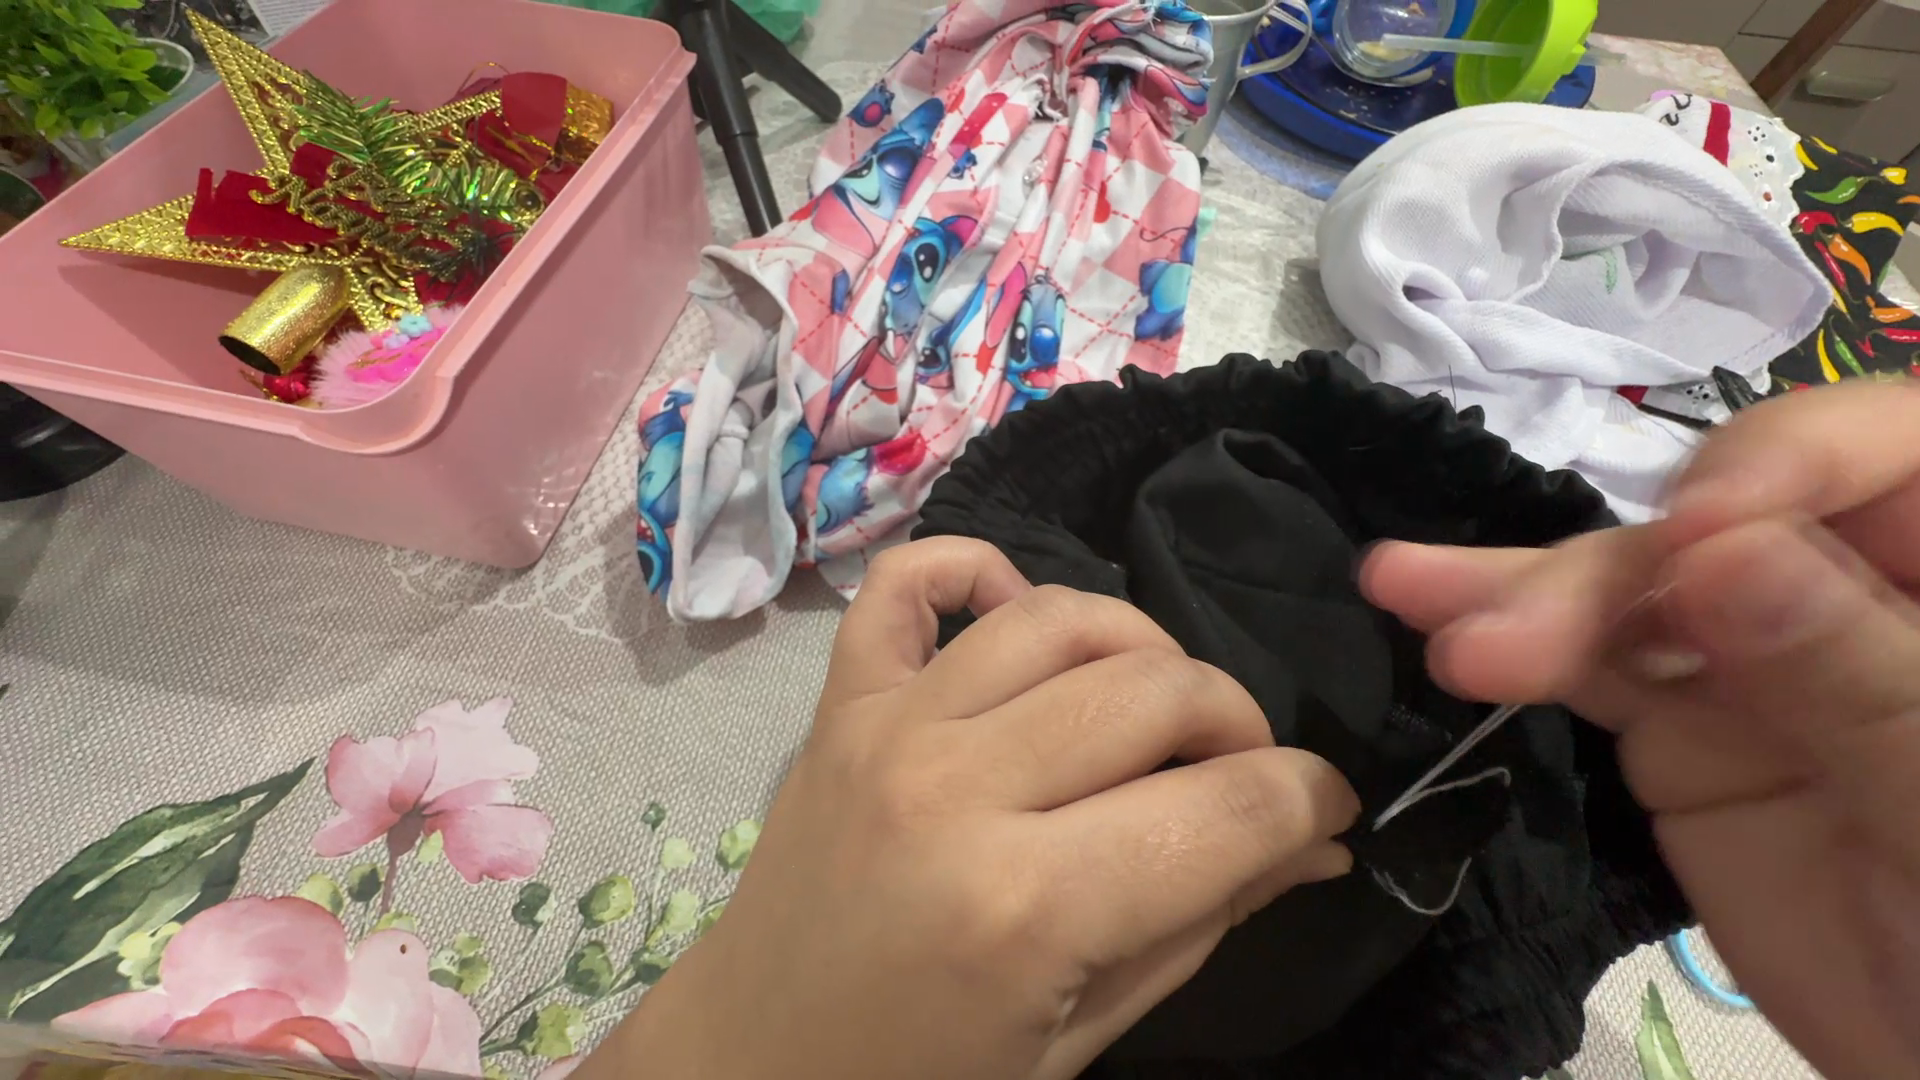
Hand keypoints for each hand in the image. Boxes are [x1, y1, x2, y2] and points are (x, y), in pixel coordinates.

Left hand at [578, 537, 1358, 1079]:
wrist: (758, 1057)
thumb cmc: (925, 1071)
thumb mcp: (1084, 1032)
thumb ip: (1203, 919)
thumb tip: (1313, 840)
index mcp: (1025, 907)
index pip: (1223, 808)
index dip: (1307, 795)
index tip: (1326, 802)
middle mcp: (957, 790)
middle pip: (1150, 690)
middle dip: (1236, 717)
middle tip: (1241, 761)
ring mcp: (890, 726)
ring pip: (1053, 617)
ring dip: (1137, 642)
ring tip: (1152, 695)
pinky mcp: (841, 700)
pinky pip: (905, 583)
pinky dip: (972, 566)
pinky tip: (1014, 606)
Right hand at [1360, 381, 1919, 1079]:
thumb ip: (1866, 683)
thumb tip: (1719, 552)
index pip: (1886, 457)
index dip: (1785, 462)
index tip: (1694, 531)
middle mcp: (1850, 598)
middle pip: (1702, 538)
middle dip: (1593, 578)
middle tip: (1497, 639)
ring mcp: (1750, 661)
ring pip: (1619, 595)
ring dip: (1509, 595)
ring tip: (1401, 586)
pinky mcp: (1671, 723)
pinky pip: (1578, 666)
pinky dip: (1505, 646)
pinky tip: (1434, 634)